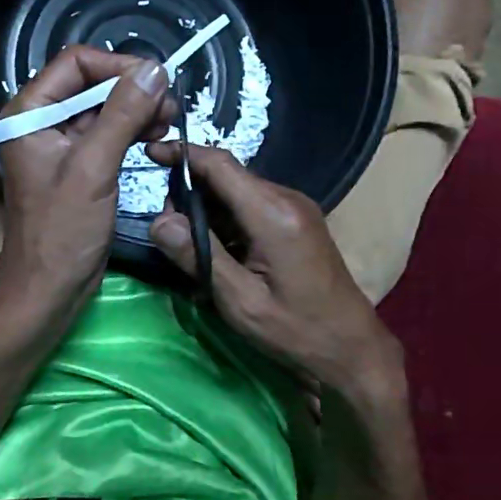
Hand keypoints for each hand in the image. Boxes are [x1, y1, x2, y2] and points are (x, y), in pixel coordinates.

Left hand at [0, 47, 176, 314]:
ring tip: (168, 120)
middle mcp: (39, 121)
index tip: (157, 81)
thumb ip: (122, 114)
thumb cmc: (61, 232)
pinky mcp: (76, 164)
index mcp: (28, 113)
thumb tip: (154, 68)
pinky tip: (154, 134)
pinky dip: (130, 129)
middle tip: (170, 107)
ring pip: (102, 107)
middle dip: (131, 88)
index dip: (117, 66)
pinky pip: (106, 132)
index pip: (75, 63)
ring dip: (136, 108)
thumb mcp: (93, 168)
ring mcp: (58, 143)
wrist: (47, 290)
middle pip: (90, 82)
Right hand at [146, 143, 404, 406]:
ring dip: (205, 206)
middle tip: (163, 222)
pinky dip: (223, 218)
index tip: (149, 151)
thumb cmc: (296, 330)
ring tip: (182, 239)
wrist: (351, 348)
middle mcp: (286, 199)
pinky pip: (249, 205)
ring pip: (236, 190)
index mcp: (273, 214)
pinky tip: (212, 247)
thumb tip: (159, 221)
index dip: (183, 153)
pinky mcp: (295, 220)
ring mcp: (294, 208)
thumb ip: (199, 256)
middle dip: (189, 188)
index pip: (220, 165)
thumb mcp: (240, 301)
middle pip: (226, 176)